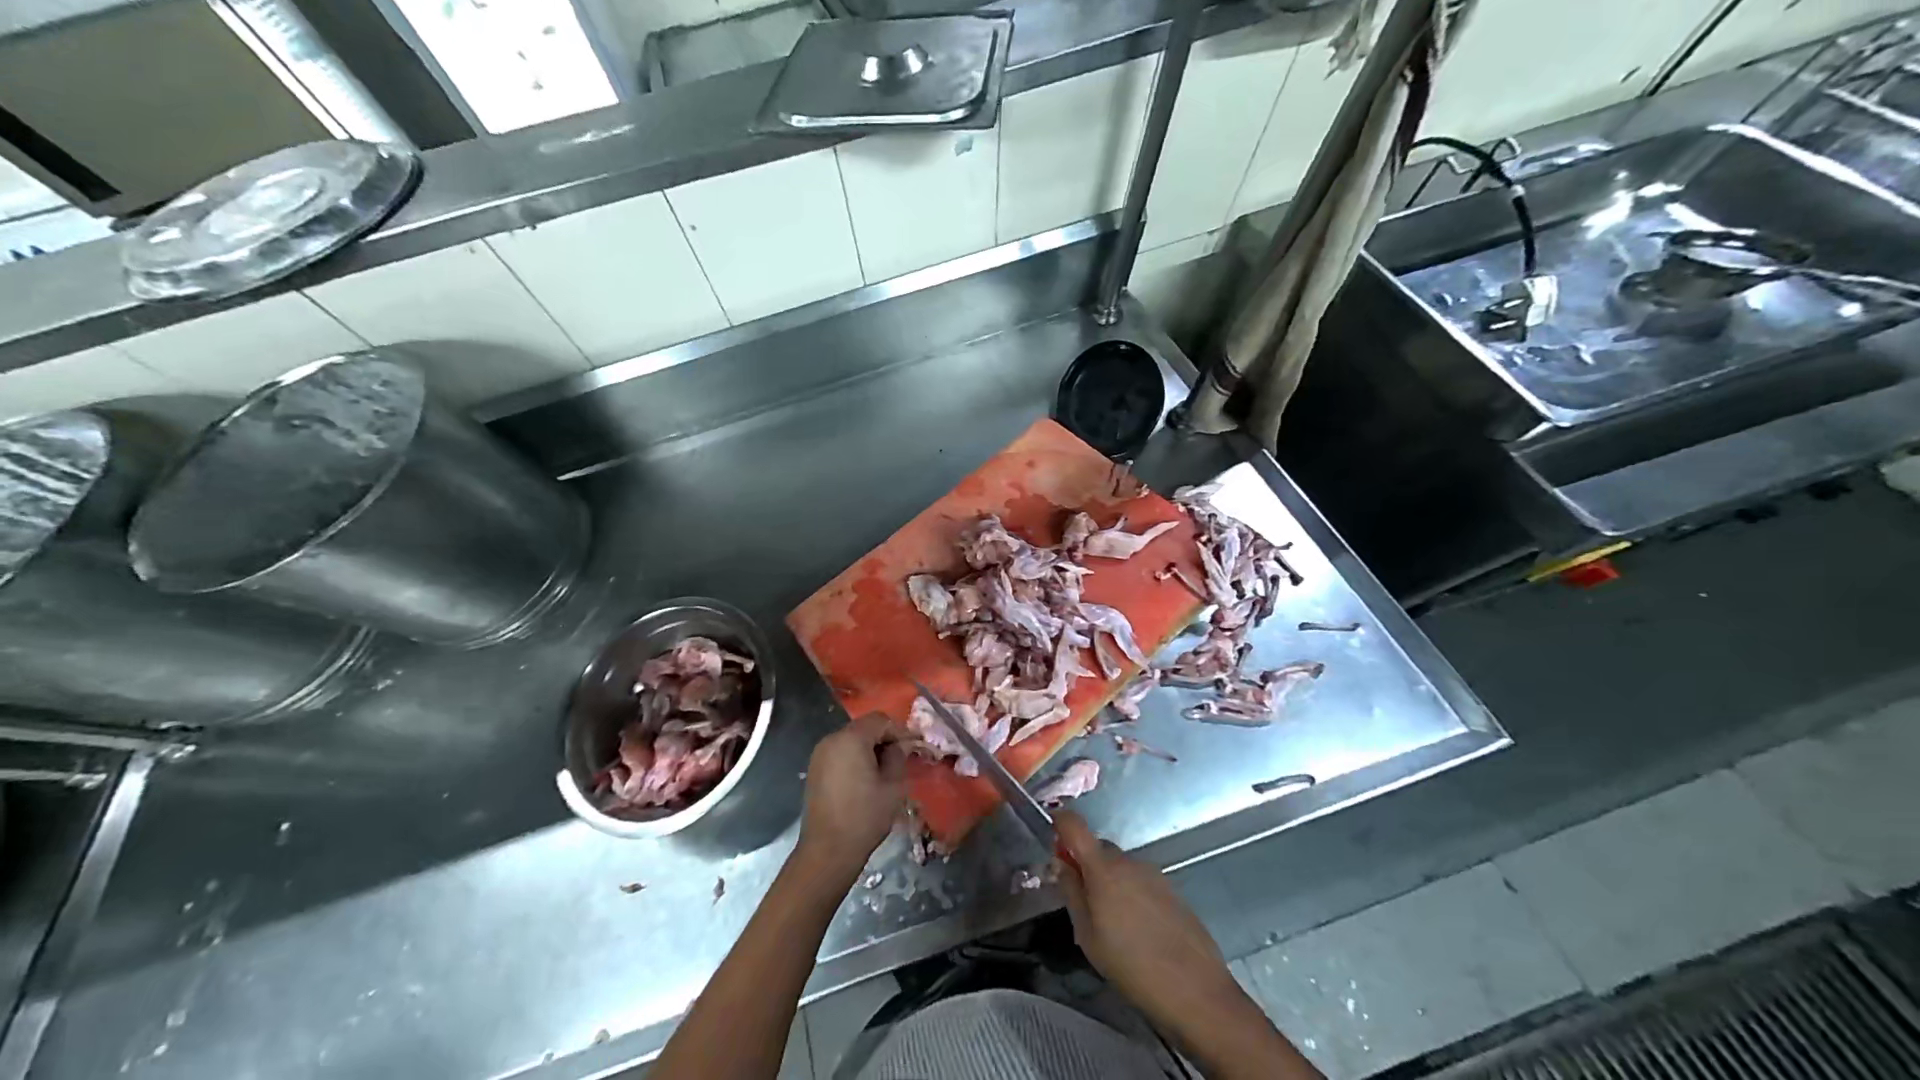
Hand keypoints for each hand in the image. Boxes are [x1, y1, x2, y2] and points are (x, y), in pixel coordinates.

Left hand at [797, 712, 906, 882]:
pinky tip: (865, 779)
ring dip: (869, 748)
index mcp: (851, 739)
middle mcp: (831, 740)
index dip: (899, 730)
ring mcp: (819, 755)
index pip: (880, 720)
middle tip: (901, 758)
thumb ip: (898, 757)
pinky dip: (854, 758)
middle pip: (863, 727)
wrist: (828, 850)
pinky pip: (839, 753)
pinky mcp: (814, 770)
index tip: (913, 747)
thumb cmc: (865, 816)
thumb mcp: (893, 786)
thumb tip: (899, 746)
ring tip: (884, 770)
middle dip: (884, 738)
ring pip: (851, 740)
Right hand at [1056, 811, 1301, 1079]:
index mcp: (1103, 868)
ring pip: (1120, 867)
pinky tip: (1138, 929)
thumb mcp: (1087, 935)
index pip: (1074, 825)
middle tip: (1082, 899)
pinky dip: (1131, 893)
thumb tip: (1060, 862)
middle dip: (1086, 864)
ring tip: (1112, 923)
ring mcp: (1154, 873)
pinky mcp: (1172, 889)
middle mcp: (1129, 861)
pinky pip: (1140, 881)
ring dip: (1110, 882)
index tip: (1051, 836)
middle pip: (1098, 848)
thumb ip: (1071, 892)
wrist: (1195, 990)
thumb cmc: (1131, 966)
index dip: (1060, 822)